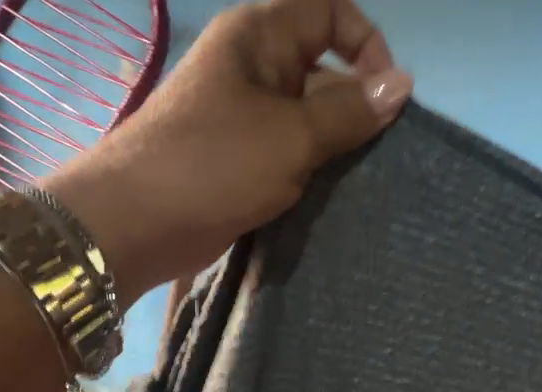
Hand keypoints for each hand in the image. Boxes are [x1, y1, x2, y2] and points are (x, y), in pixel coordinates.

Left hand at [43, 0, 412, 305]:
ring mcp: (247, 116)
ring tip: (361, 180)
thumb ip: (351, 112)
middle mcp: (254, 67)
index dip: (367, 45)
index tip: (387, 98)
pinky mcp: (244, 159)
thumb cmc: (215, 164)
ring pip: (311, 117)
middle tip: (380, 153)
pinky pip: (293, 153)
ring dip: (338, 145)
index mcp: (259, 37)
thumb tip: (403, 85)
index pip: (329, 13)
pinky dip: (316, 170)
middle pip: (325, 67)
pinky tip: (334, 196)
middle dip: (357, 105)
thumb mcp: (293, 135)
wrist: (138, 221)